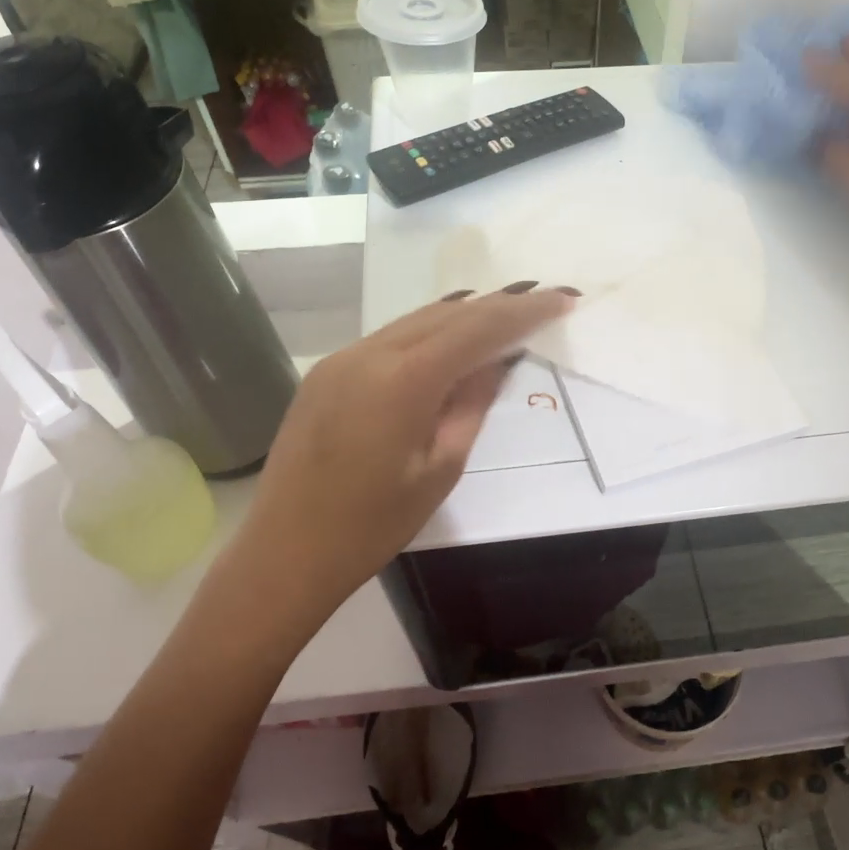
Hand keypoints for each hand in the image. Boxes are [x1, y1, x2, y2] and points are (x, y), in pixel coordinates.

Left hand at [237, 284, 576, 604]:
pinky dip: (427, 333)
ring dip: (462, 316)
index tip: (563, 298)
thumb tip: (496, 362)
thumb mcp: (440, 470)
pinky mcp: (326, 372)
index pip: (478, 329)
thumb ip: (470, 406)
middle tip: (542, 299)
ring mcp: (342, 359)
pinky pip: (389, 338)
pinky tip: (448, 341)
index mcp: (404, 379)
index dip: (524, 312)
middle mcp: (370, 353)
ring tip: (504, 314)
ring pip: (415, 321)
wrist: (285, 551)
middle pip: (448, 314)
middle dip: (498, 305)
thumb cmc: (372, 525)